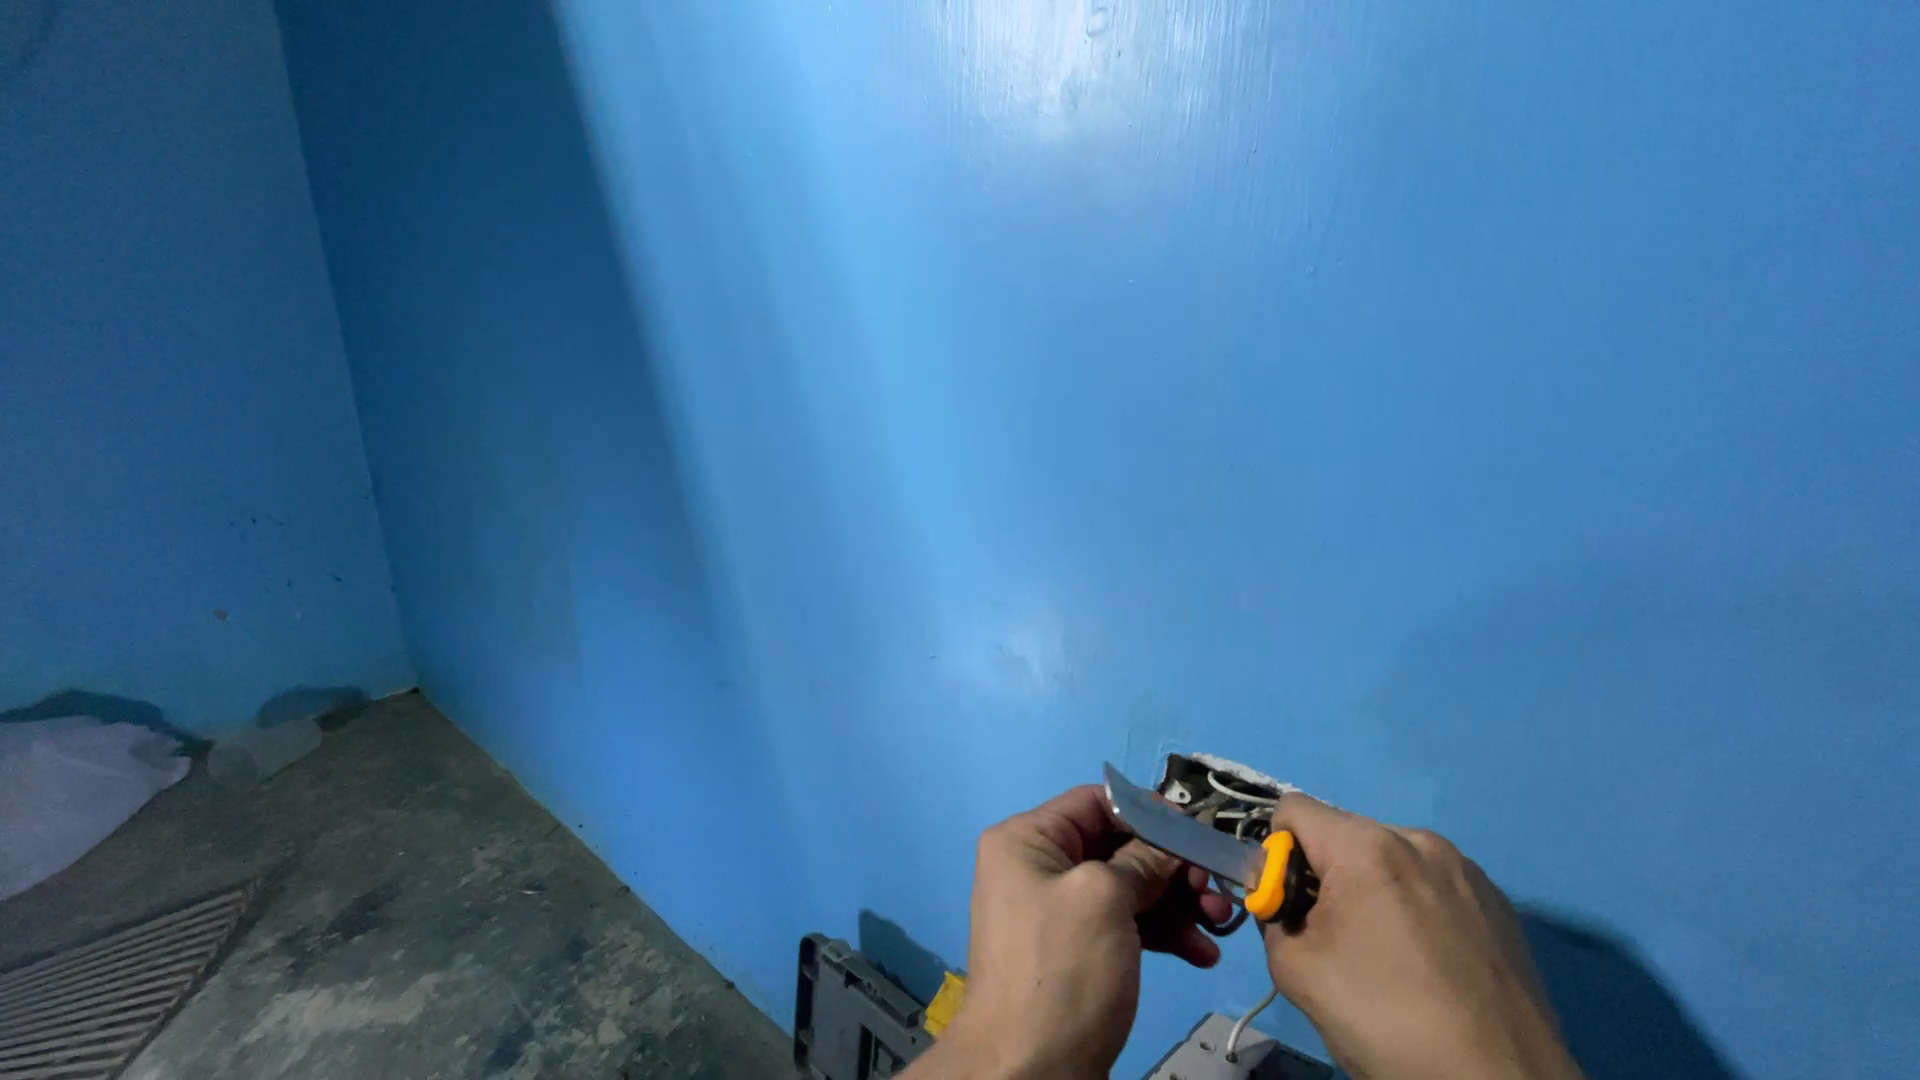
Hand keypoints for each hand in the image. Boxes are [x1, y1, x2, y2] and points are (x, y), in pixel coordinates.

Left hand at [905, 785, 1235, 1078]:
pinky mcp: (1078, 949)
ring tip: (1218, 924)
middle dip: (1170, 865)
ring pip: (1127, 887)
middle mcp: (1038, 865)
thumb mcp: (1104, 900)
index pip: (1094, 802)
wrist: (1027, 1071)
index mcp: (1028, 838)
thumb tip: (1169, 841)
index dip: (1146, 810)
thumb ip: (1142, 860)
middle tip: (1213, 888)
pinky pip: (1124, 923)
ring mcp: (1057, 910)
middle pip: (1116, 845)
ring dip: (1175, 902)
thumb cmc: (1063, 969)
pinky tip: (1200, 954)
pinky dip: (1162, 933)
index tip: (1194, 831)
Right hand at [1260, 795, 1584, 1079]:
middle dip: (1323, 875)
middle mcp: (1419, 840)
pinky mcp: (1500, 904)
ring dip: (1370, 889)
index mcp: (1366, 846)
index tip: (1290, 906)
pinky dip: (1414, 906)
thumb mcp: (1294, 968)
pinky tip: (1427, 962)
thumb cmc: (1384, 1020)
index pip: (1293, 809)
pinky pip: (1432, 883)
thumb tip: (1283, 898)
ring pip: (1389, 858)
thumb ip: (1271, 912)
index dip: (1276, 854)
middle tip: (1333, 938)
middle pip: (1342, 834)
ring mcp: (1466, 870)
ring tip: (1386, 955)